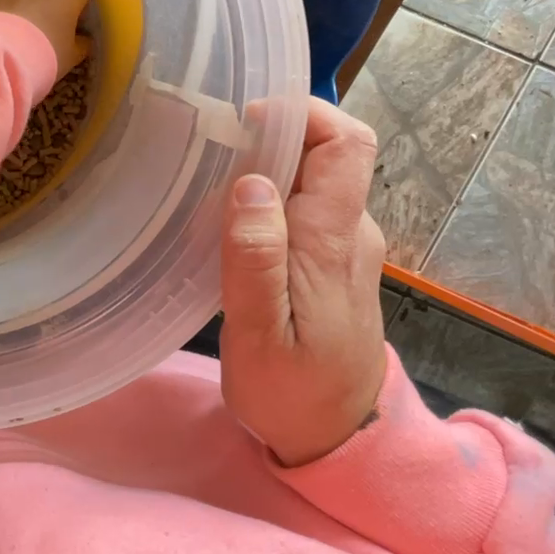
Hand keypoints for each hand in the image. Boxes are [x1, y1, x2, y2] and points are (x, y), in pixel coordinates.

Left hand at [0, 0, 93, 75]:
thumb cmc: (48, 48)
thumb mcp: (74, 53)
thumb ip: (81, 42)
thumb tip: (81, 40)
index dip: (79, 8)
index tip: (74, 27)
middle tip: (49, 27)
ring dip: (27, 1)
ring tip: (22, 31)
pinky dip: (5, 8)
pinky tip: (4, 32)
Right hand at [219, 98, 387, 466]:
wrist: (336, 440)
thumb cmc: (291, 392)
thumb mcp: (260, 335)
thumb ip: (256, 259)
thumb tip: (253, 183)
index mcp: (334, 242)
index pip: (347, 145)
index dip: (303, 114)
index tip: (244, 120)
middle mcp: (350, 232)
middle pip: (327, 152)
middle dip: (272, 133)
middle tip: (206, 146)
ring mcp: (343, 246)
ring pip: (312, 177)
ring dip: (265, 163)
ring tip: (204, 177)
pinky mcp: (329, 260)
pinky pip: (303, 204)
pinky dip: (266, 193)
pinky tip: (223, 214)